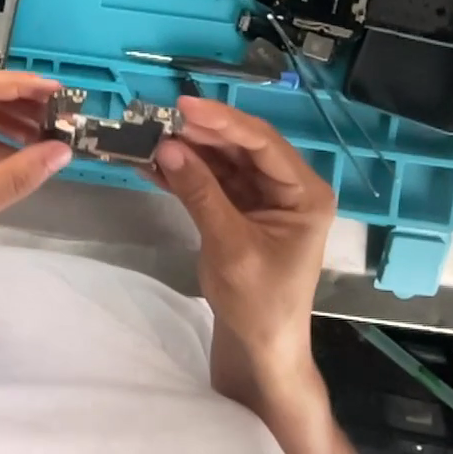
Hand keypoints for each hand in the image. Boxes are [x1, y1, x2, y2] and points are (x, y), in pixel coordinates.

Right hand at [155, 95, 335, 369]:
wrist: (259, 348)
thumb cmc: (260, 302)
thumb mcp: (230, 246)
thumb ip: (200, 193)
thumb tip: (167, 146)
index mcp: (304, 192)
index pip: (262, 142)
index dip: (223, 120)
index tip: (184, 105)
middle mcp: (285, 186)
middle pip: (239, 145)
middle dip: (199, 133)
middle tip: (158, 122)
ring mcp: (259, 195)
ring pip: (219, 158)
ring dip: (186, 150)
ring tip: (148, 139)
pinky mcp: (235, 206)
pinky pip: (207, 178)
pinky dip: (181, 171)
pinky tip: (150, 164)